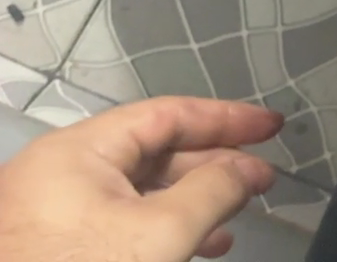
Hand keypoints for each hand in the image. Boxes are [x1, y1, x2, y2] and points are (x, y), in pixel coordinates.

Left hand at [0, 97, 282, 261]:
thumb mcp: (167, 228)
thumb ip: (219, 186)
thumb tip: (244, 172)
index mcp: (75, 153)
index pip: (171, 114)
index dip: (230, 118)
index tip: (273, 128)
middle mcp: (52, 175)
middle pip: (155, 152)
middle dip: (215, 168)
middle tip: (260, 181)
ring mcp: (40, 216)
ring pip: (137, 191)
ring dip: (194, 202)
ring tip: (232, 220)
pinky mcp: (38, 249)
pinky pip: (112, 221)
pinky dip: (159, 225)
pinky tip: (193, 244)